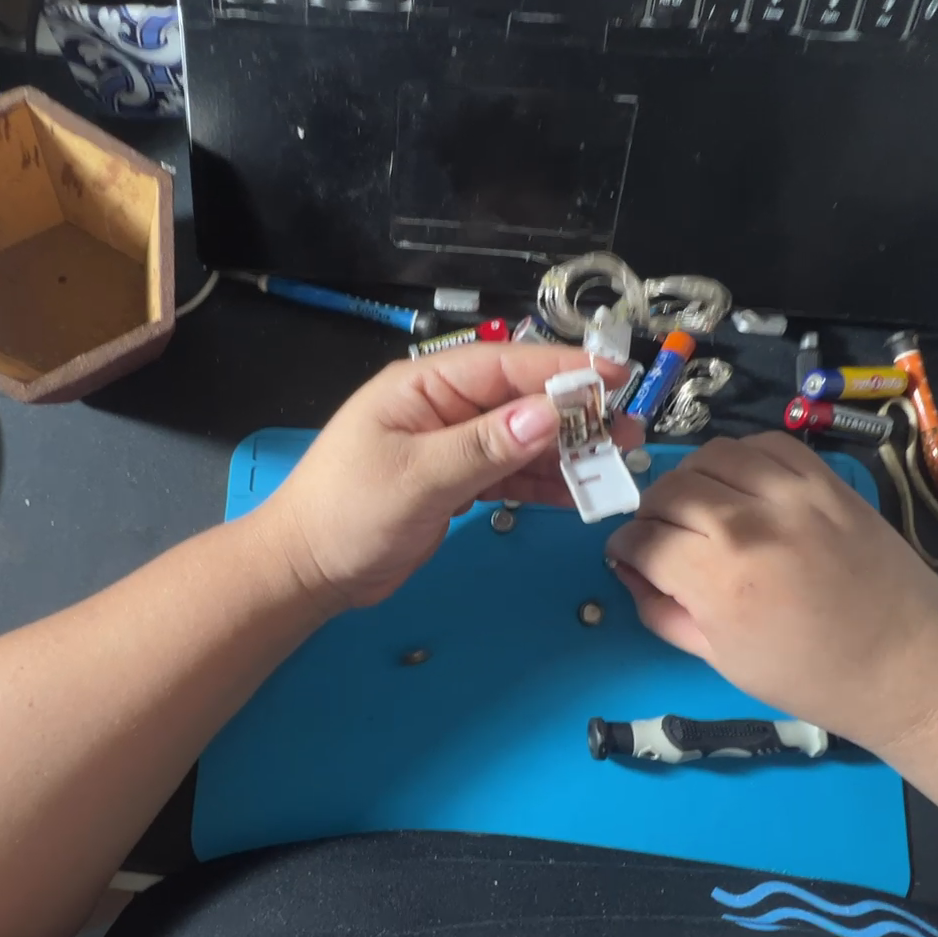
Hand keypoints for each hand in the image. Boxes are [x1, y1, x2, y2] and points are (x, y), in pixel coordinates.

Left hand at [255, 344, 639, 609]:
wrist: (311, 570)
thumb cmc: (347, 512)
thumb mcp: (415, 477)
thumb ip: (482, 446)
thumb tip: (548, 413)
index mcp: (423, 387)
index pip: (501, 366)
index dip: (559, 369)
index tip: (612, 378)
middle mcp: (443, 410)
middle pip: (519, 402)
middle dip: (572, 416)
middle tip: (626, 431)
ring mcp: (453, 448)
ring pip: (521, 442)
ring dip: (564, 454)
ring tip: (614, 464)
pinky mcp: (457, 484)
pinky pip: (509, 476)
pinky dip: (541, 485)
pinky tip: (576, 495)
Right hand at [605, 433, 937, 748]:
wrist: (913, 667)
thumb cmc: (811, 678)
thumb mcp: (720, 659)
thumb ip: (662, 611)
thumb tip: (630, 571)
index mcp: (721, 582)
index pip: (644, 539)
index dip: (624, 548)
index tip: (627, 557)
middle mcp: (752, 526)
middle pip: (669, 490)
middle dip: (649, 513)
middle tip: (659, 537)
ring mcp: (795, 496)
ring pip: (711, 456)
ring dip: (688, 479)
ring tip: (696, 507)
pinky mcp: (828, 482)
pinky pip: (765, 444)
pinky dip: (738, 459)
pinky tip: (739, 486)